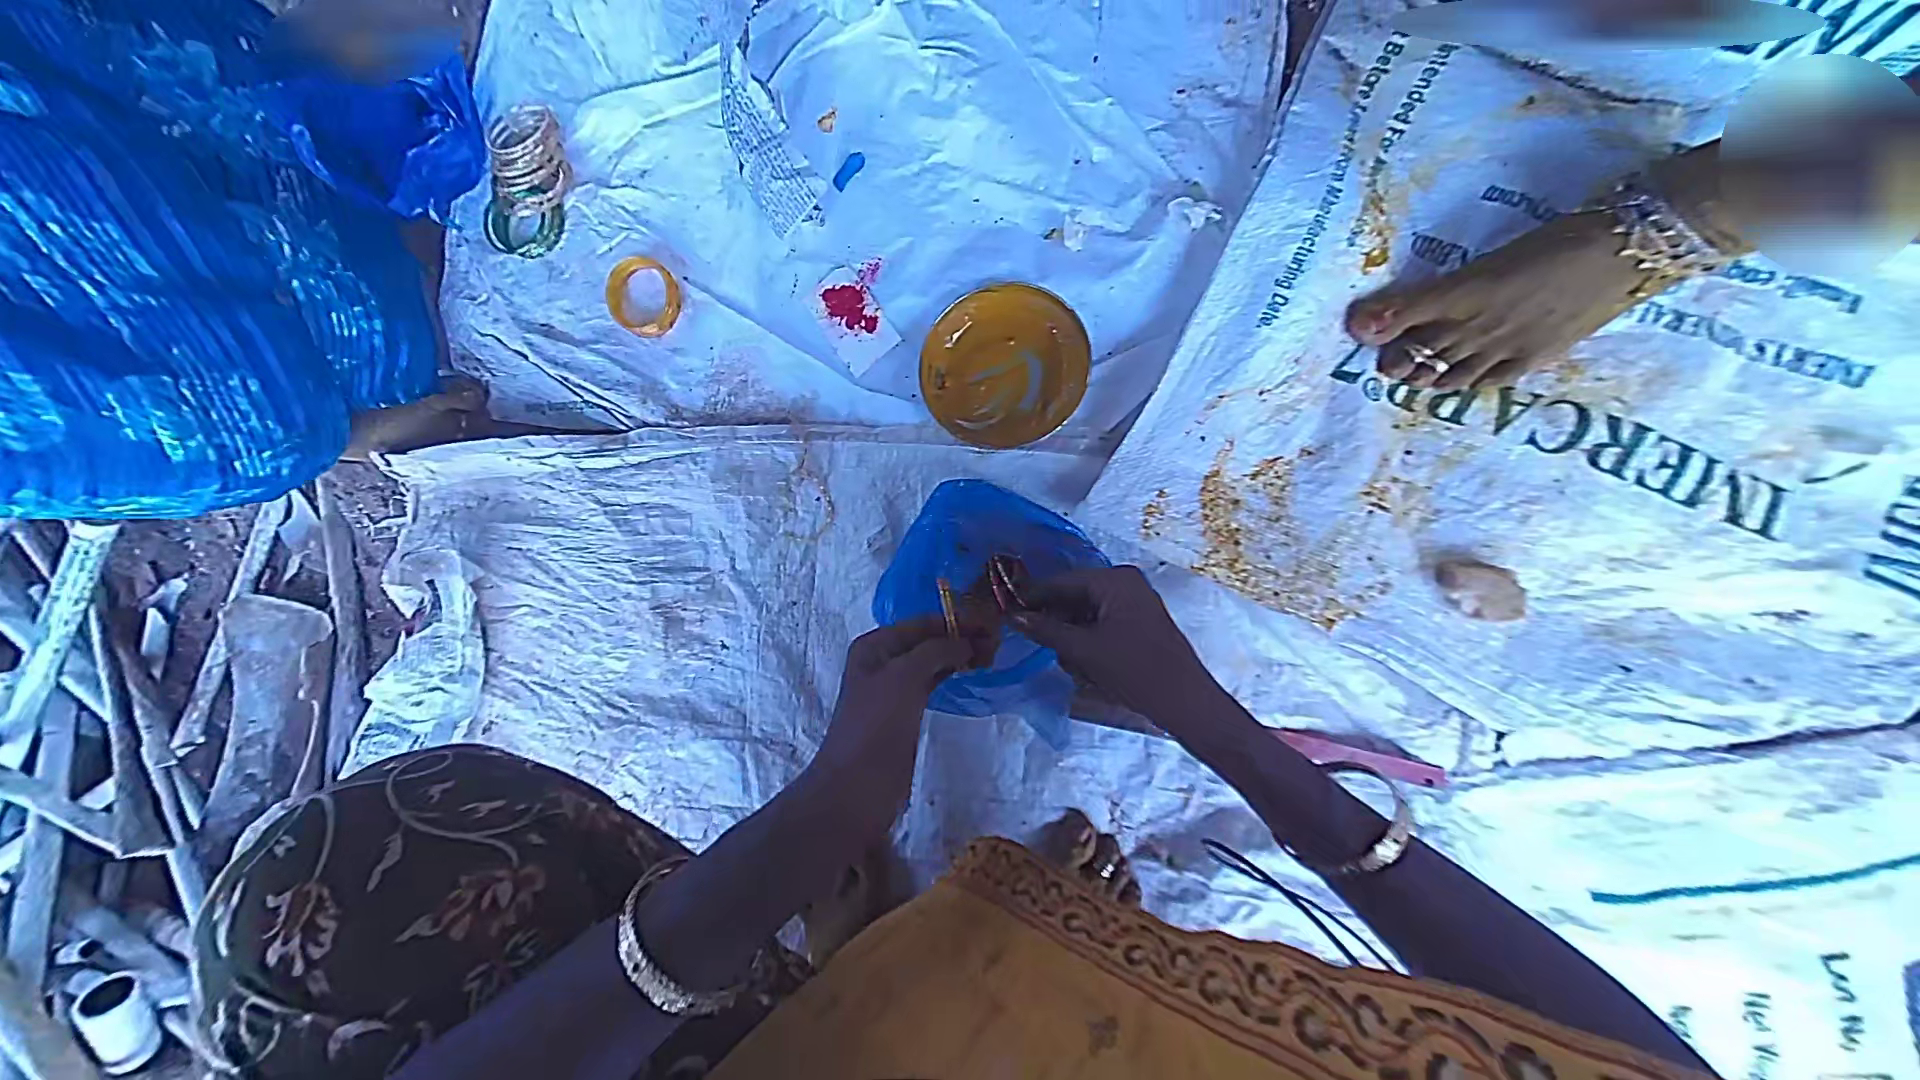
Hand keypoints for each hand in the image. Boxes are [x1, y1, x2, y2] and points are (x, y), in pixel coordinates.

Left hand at [814, 617, 983, 822]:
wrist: (857, 788)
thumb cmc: (877, 726)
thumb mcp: (905, 677)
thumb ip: (936, 650)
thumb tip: (967, 642)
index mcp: (876, 645)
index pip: (923, 622)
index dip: (956, 620)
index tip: (992, 623)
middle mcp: (884, 660)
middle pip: (929, 638)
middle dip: (961, 636)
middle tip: (997, 643)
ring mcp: (895, 686)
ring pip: (934, 659)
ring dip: (960, 653)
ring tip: (992, 655)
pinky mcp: (906, 710)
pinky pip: (934, 680)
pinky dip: (953, 672)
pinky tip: (972, 671)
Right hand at [1013, 566, 1226, 728]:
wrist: (1185, 703)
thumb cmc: (1135, 670)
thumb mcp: (1084, 650)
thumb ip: (1046, 630)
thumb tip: (1014, 616)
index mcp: (1115, 580)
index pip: (1062, 582)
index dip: (1032, 596)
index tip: (1006, 608)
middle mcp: (1125, 584)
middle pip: (1073, 597)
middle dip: (1055, 621)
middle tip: (1033, 640)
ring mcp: (1134, 603)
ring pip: (1085, 614)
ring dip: (1071, 637)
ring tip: (1069, 663)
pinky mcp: (1137, 623)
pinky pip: (1100, 624)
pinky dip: (1088, 642)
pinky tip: (1084, 666)